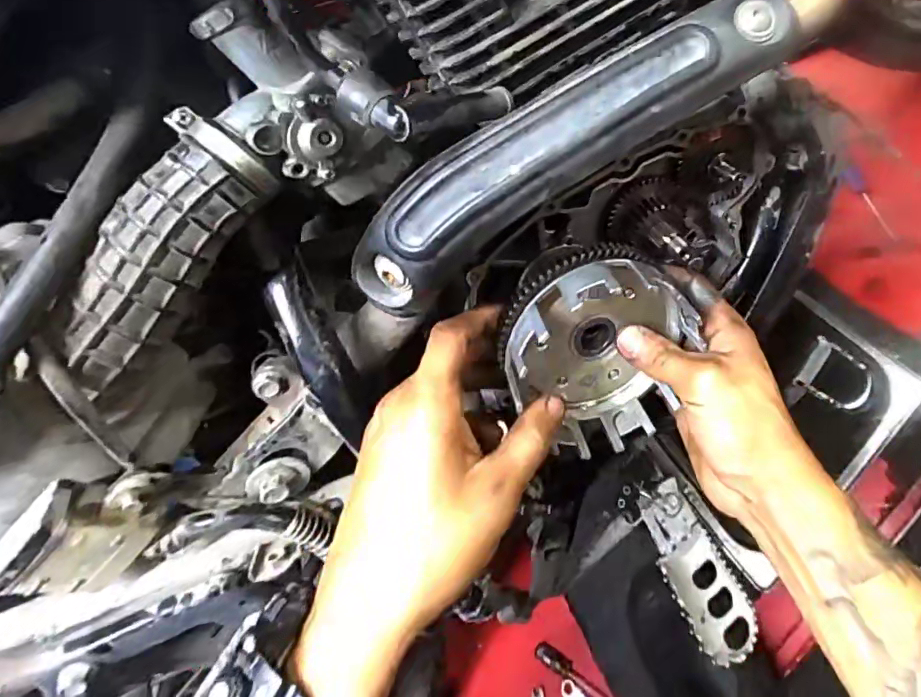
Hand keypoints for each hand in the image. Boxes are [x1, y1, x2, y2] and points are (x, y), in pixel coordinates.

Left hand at [291, 306, 564, 696]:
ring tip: (504, 419)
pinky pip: (419, 416)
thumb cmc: (425, 549)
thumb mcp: (498, 488)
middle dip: (484, 362)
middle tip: (517, 368)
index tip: (503, 316)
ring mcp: (384, 432)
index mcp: (424, 403)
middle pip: (443, 362)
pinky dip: (450, 418)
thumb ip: (531, 437)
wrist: (367, 604)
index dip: (480, 317)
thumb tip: (552, 407)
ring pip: (433, 392)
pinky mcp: (380, 454)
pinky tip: (474, 451)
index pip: (450, 335)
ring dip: (470, 395)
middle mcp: (397, 409)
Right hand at [615, 275, 826, 528]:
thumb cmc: (755, 431)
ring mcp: (703, 379)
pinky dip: (646, 374)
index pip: (698, 292)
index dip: (674, 279)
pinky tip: (628, 368)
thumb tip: (631, 336)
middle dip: (653, 313)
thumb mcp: (703, 380)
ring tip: (618, 331)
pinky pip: (663, 381)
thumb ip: (663, 356)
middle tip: (622, 303)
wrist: (759, 484)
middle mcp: (717, 353)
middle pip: (679, 322)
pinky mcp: (691, 404)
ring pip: (669, 351)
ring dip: (647, 345)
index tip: (646, 271)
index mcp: (730, 335)